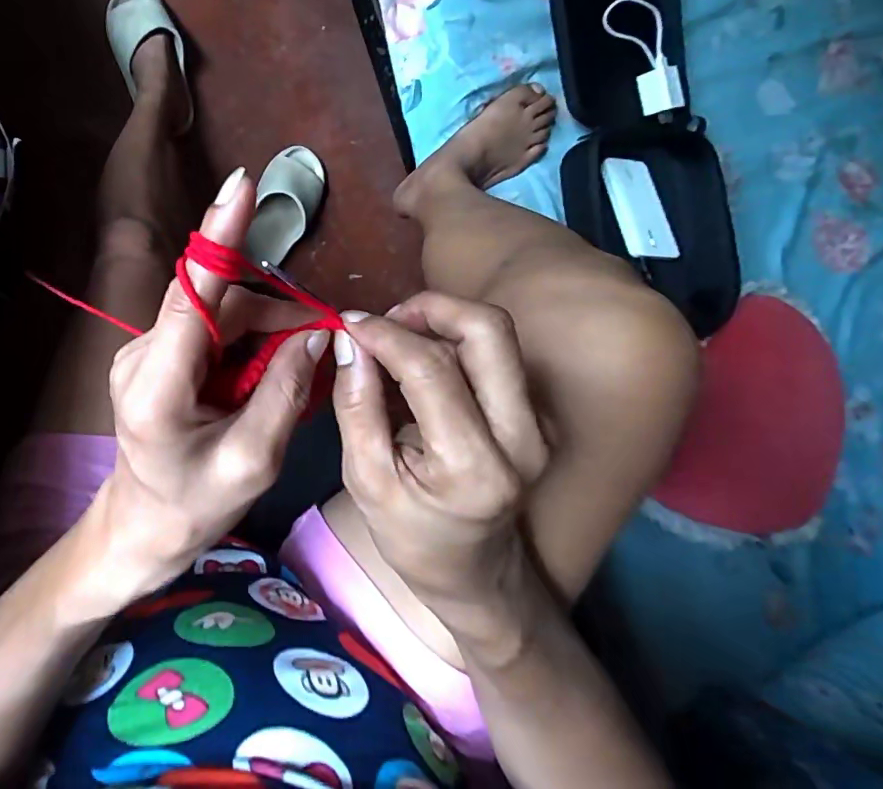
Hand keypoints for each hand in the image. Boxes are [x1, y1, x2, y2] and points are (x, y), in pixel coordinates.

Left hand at [93, 169, 330, 597]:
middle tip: (322, 337)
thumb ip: (285, 392)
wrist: (140, 527)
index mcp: (156, 385)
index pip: (191, 294)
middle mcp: (142, 354)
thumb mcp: (252, 461)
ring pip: (217, 314)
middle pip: (216, 304)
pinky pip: (209, 330)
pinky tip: (268, 369)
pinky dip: (245, 341)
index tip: (239, 185)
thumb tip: (316, 334)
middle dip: (272, 314)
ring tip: (297, 365)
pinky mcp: (155, 355)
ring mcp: (144, 352)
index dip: (218, 236)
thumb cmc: (192, 507)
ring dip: (263, 331)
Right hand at [331, 293, 550, 654]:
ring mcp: (537, 424)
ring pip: (495, 334)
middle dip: (428, 308)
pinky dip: (450, 340)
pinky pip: (494, 353)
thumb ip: (356, 406)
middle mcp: (521, 436)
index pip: (431, 368)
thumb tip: (348, 340)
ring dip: (440, 320)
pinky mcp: (535, 414)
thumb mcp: (365, 480)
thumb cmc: (411, 536)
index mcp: (474, 465)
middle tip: (383, 322)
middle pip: (488, 330)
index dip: (384, 334)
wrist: (475, 574)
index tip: (346, 323)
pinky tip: (416, 362)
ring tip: (396, 339)